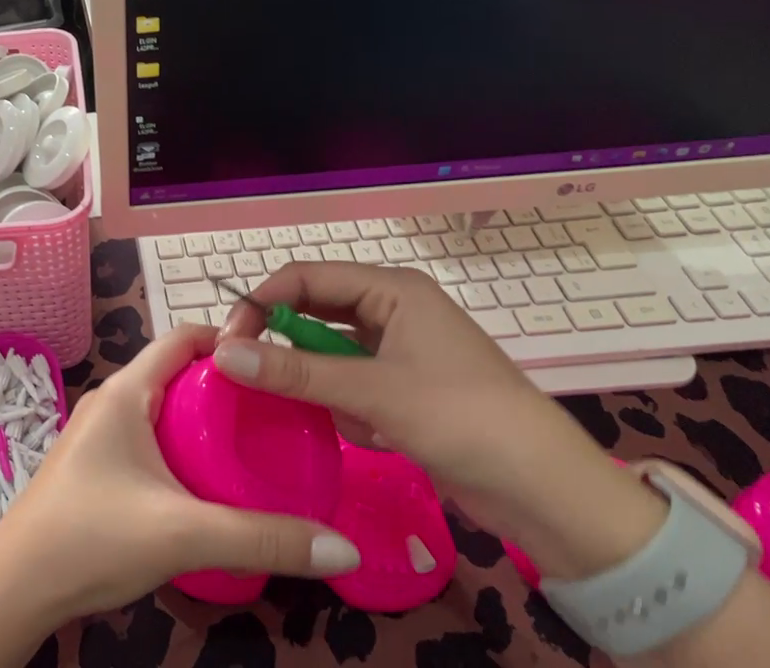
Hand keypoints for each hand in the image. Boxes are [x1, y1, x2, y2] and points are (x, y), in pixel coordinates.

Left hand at [0, 323, 360, 624]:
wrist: (18, 585)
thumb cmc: (92, 539)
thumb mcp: (184, 535)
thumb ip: (262, 539)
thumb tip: (342, 547)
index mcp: (124, 393)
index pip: (182, 339)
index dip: (229, 339)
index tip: (278, 360)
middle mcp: (110, 403)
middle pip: (177, 374)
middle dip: (226, 386)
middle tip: (279, 411)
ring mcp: (100, 436)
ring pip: (163, 409)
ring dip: (205, 420)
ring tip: (256, 445)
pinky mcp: (98, 467)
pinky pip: (151, 439)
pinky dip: (185, 447)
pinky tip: (211, 482)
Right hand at [215, 262, 666, 580]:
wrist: (548, 493)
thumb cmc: (463, 420)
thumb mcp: (372, 393)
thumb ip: (294, 373)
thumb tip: (221, 354)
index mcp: (392, 290)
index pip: (306, 277)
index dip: (262, 303)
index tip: (227, 343)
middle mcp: (392, 311)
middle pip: (314, 315)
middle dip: (293, 352)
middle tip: (256, 380)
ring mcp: (399, 352)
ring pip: (329, 357)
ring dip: (328, 390)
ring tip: (355, 419)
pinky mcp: (404, 390)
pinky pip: (350, 387)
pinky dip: (352, 412)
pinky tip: (379, 435)